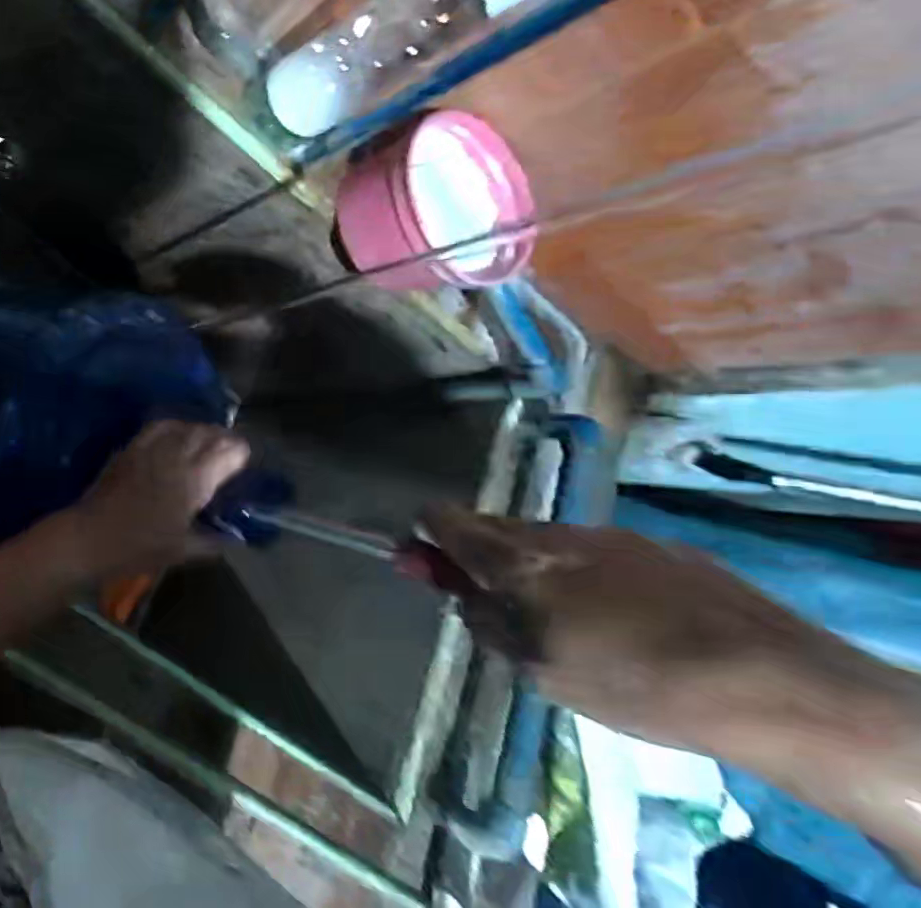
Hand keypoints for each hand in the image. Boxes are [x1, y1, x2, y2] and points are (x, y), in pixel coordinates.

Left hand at [63, 421, 249, 581]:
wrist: (90, 535)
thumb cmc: (139, 547)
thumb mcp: (183, 550)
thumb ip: (213, 542)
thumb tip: (233, 539)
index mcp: (194, 479)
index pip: (228, 451)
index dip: (239, 454)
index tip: (243, 463)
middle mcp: (175, 456)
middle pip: (207, 434)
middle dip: (223, 439)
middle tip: (230, 452)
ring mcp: (150, 448)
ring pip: (184, 426)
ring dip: (200, 430)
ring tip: (206, 441)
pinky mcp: (129, 448)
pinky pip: (157, 427)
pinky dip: (173, 426)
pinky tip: (176, 435)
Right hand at [412, 506, 898, 760]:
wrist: (784, 690)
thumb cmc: (633, 682)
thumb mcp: (534, 666)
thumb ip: (482, 619)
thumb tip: (455, 590)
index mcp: (515, 556)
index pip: (441, 518)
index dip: (424, 539)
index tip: (425, 568)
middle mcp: (557, 532)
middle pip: (493, 527)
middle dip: (480, 557)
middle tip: (494, 603)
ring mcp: (617, 537)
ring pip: (550, 541)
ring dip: (538, 567)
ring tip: (569, 620)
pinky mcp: (670, 551)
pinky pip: (602, 554)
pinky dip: (592, 576)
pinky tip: (627, 619)